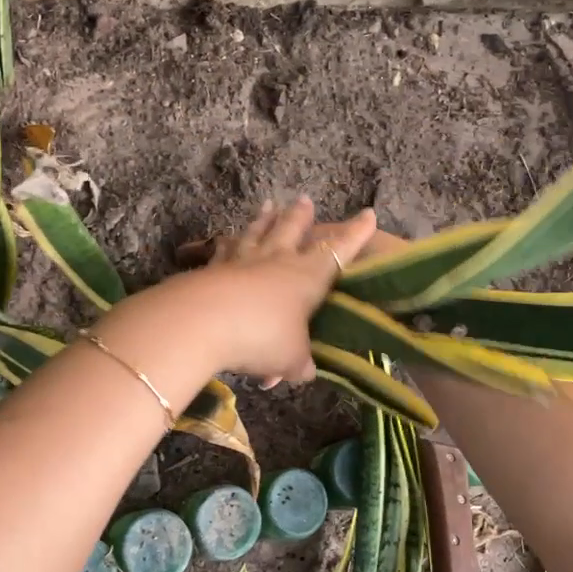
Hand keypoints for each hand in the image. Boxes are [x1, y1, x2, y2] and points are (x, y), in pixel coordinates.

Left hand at [174, 197, 375, 384]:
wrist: (203, 322)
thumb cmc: (263, 337)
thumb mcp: (291, 359)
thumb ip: (300, 363)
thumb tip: (304, 371)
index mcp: (307, 276)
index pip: (339, 251)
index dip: (356, 234)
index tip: (369, 215)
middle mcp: (277, 261)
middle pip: (292, 230)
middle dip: (301, 216)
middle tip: (305, 200)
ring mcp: (242, 261)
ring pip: (257, 233)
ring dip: (263, 219)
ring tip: (268, 205)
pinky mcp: (211, 269)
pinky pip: (223, 251)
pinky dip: (226, 244)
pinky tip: (224, 240)